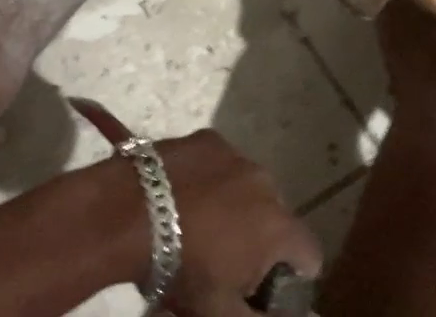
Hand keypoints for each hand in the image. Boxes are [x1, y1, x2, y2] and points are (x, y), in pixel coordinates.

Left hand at [151, 130, 321, 316]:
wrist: (126, 210)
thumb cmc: (179, 266)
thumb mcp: (221, 311)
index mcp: (278, 226)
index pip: (309, 255)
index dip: (291, 275)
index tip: (263, 285)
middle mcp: (265, 182)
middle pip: (276, 217)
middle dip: (260, 237)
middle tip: (224, 255)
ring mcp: (233, 154)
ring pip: (247, 186)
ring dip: (234, 203)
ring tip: (198, 220)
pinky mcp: (204, 136)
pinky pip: (219, 162)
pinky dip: (209, 176)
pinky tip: (181, 192)